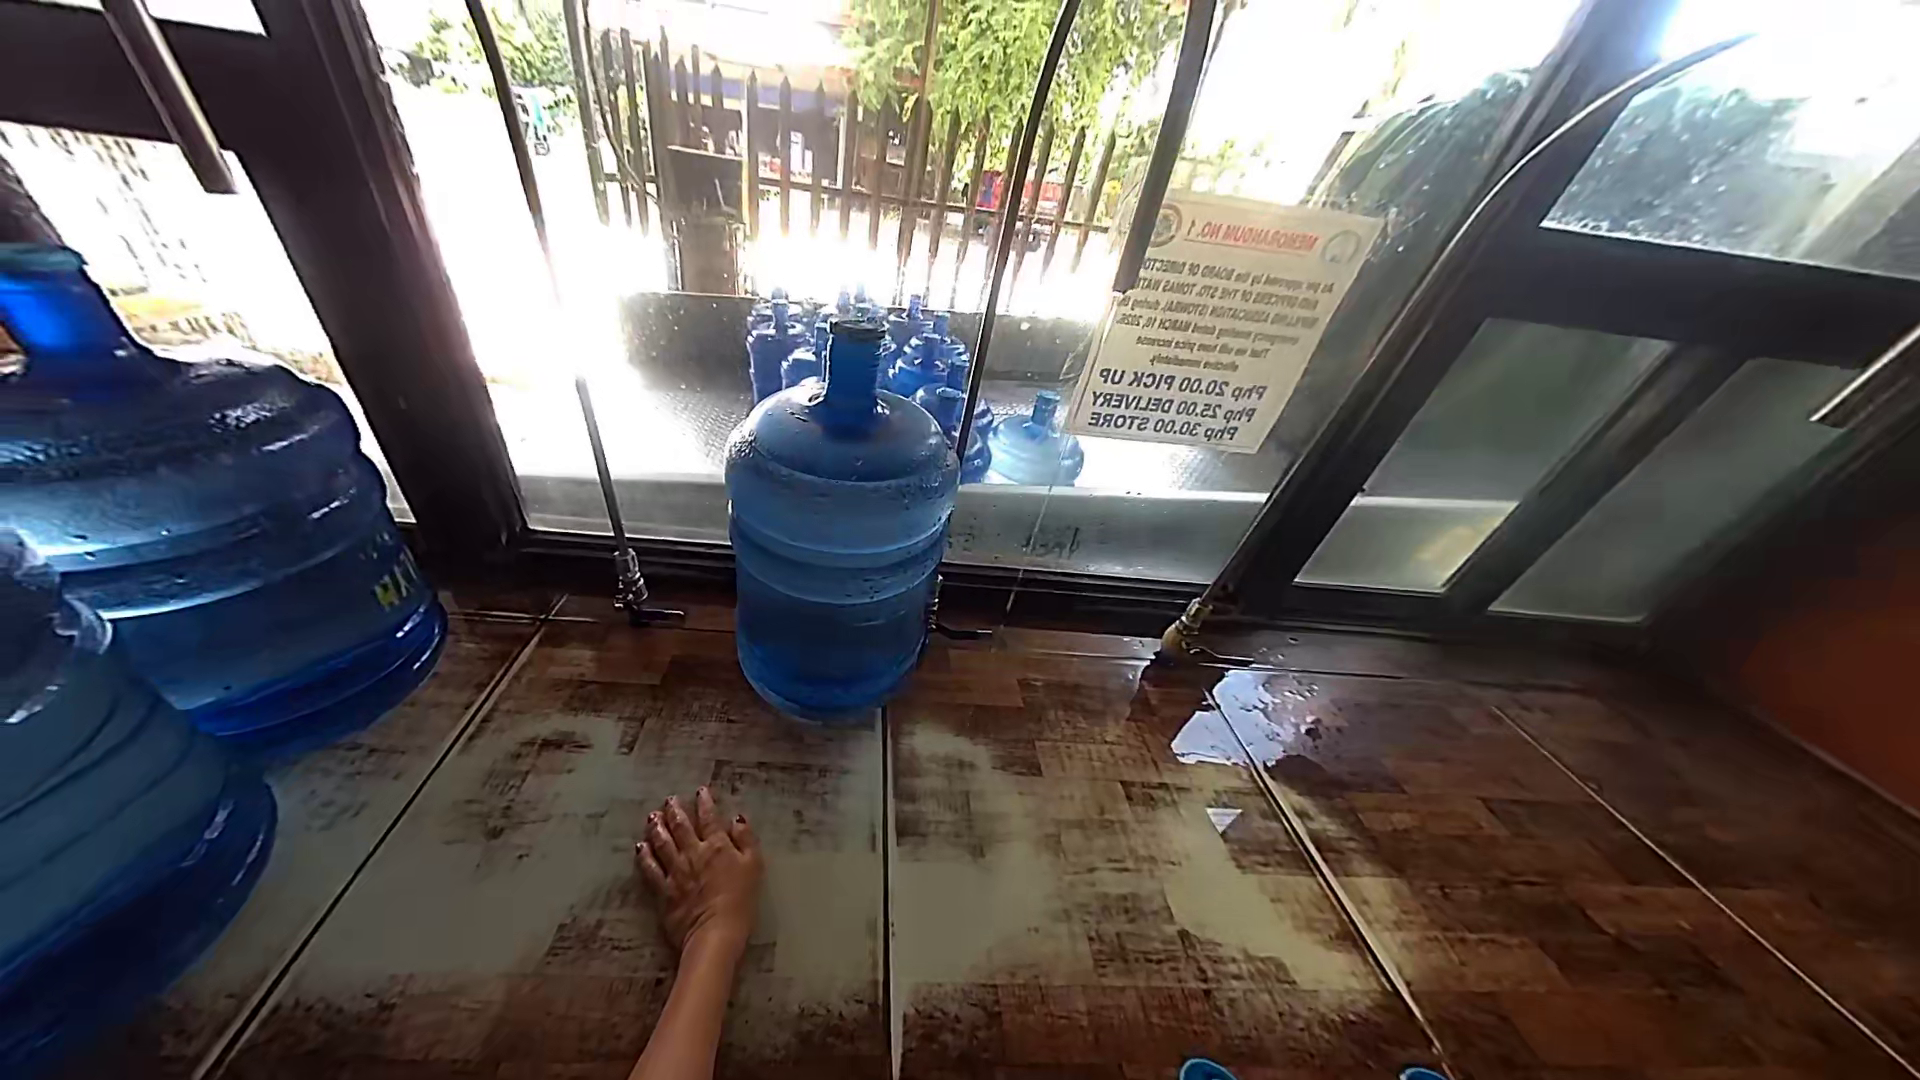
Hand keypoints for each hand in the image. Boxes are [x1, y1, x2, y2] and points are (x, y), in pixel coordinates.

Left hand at [636, 787, 763, 958]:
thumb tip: (737, 819)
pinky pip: (650, 870)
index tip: (700, 791)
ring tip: (652, 817)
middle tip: (669, 800)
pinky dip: (644, 857)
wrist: (715, 933)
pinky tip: (640, 847)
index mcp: (717, 845)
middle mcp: (693, 853)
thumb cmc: (741, 899)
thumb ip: (746, 839)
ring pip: (662, 844)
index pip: (709, 818)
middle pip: (681, 827)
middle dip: (674, 811)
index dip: (704, 802)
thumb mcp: (754, 865)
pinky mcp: (663, 892)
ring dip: (656, 828)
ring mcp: (675, 872)